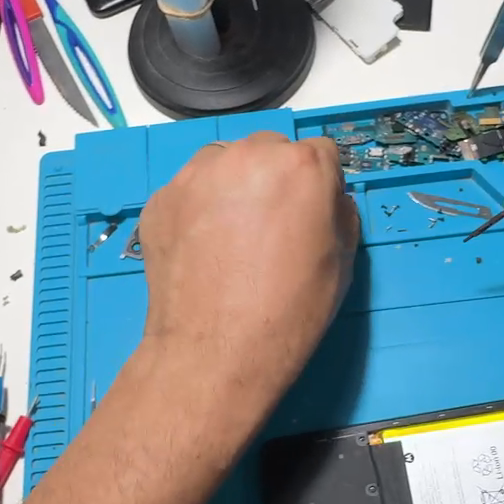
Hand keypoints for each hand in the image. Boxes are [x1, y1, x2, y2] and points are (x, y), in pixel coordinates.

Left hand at [138, 132, 359, 402]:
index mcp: (300, 166)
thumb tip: (326, 200)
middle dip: (275, 179)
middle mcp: (246, 155)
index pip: (320, 153)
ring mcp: (195, 174)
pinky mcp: (161, 197)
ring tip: (232, 236)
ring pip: (225, 163)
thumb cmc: (290, 312)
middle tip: (271, 227)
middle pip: (270, 151)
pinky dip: (199, 208)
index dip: (321, 186)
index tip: (312, 217)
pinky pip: (190, 189)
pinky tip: (203, 249)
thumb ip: (339, 213)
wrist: (215, 352)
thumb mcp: (342, 262)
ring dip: (234, 186)